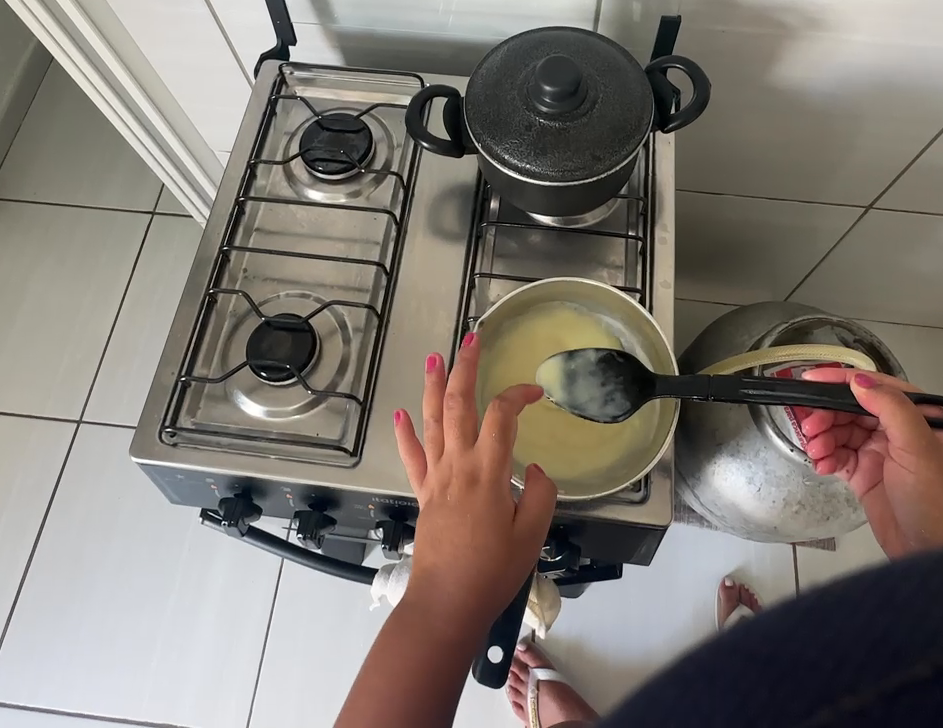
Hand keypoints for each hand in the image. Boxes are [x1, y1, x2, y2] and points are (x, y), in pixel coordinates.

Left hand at [393, 332, 556, 629]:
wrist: (446, 604)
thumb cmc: (492, 572)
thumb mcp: (532, 536)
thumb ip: (541, 495)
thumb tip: (535, 468)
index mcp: (488, 471)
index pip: (502, 415)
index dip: (518, 395)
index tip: (535, 392)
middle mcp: (458, 465)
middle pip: (459, 404)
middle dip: (465, 367)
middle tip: (471, 338)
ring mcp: (436, 477)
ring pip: (432, 421)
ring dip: (434, 386)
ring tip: (435, 357)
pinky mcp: (423, 494)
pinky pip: (412, 457)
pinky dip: (406, 433)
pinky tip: (401, 414)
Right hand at [794, 367, 942, 558]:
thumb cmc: (942, 501)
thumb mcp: (921, 450)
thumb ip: (891, 409)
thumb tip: (857, 379)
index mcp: (923, 418)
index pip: (879, 387)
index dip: (844, 380)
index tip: (810, 378)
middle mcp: (902, 431)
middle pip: (854, 408)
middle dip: (828, 414)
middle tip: (809, 427)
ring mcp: (883, 454)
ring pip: (843, 431)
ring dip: (824, 437)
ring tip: (815, 451)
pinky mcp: (866, 477)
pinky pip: (839, 456)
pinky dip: (826, 457)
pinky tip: (820, 466)